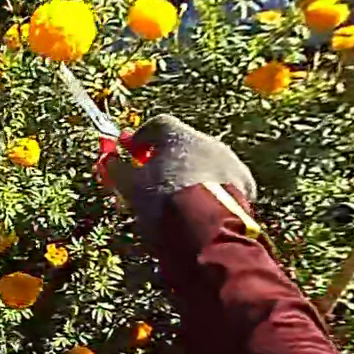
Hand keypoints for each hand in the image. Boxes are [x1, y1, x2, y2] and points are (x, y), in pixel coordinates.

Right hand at [104, 114, 257, 235]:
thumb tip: (108, 160)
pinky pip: (222, 182)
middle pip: (182, 145)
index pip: (156, 125)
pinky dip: (209, 191)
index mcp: (178, 136)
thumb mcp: (132, 188)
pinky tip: (200, 211)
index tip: (131, 153)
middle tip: (152, 181)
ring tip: (177, 203)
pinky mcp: (245, 183)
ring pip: (203, 164)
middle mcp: (208, 141)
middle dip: (166, 160)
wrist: (206, 229)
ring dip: (189, 176)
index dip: (141, 138)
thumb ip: (118, 170)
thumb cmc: (162, 202)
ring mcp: (229, 161)